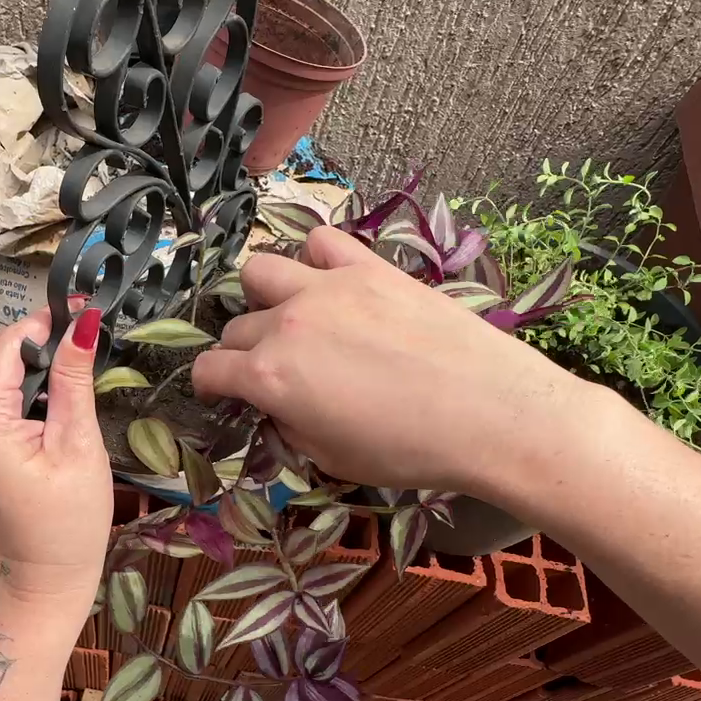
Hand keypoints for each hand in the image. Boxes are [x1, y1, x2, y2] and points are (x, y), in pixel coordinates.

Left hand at [0, 305, 113, 600]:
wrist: (48, 573)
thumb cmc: (70, 518)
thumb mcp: (78, 442)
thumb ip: (73, 378)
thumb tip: (82, 322)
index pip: (6, 346)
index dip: (46, 323)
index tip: (85, 308)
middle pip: (0, 361)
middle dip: (43, 350)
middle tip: (88, 347)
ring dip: (36, 374)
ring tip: (76, 384)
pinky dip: (24, 397)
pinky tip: (53, 412)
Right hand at [190, 226, 600, 501]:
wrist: (493, 415)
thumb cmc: (407, 452)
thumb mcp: (329, 459)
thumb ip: (286, 425)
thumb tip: (276, 404)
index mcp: (269, 377)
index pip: (208, 370)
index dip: (211, 386)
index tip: (224, 393)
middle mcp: (286, 324)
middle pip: (235, 326)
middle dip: (242, 351)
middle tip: (274, 370)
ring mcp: (327, 287)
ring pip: (260, 270)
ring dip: (265, 297)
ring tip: (293, 318)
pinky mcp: (369, 267)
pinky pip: (321, 241)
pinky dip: (316, 260)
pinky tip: (333, 284)